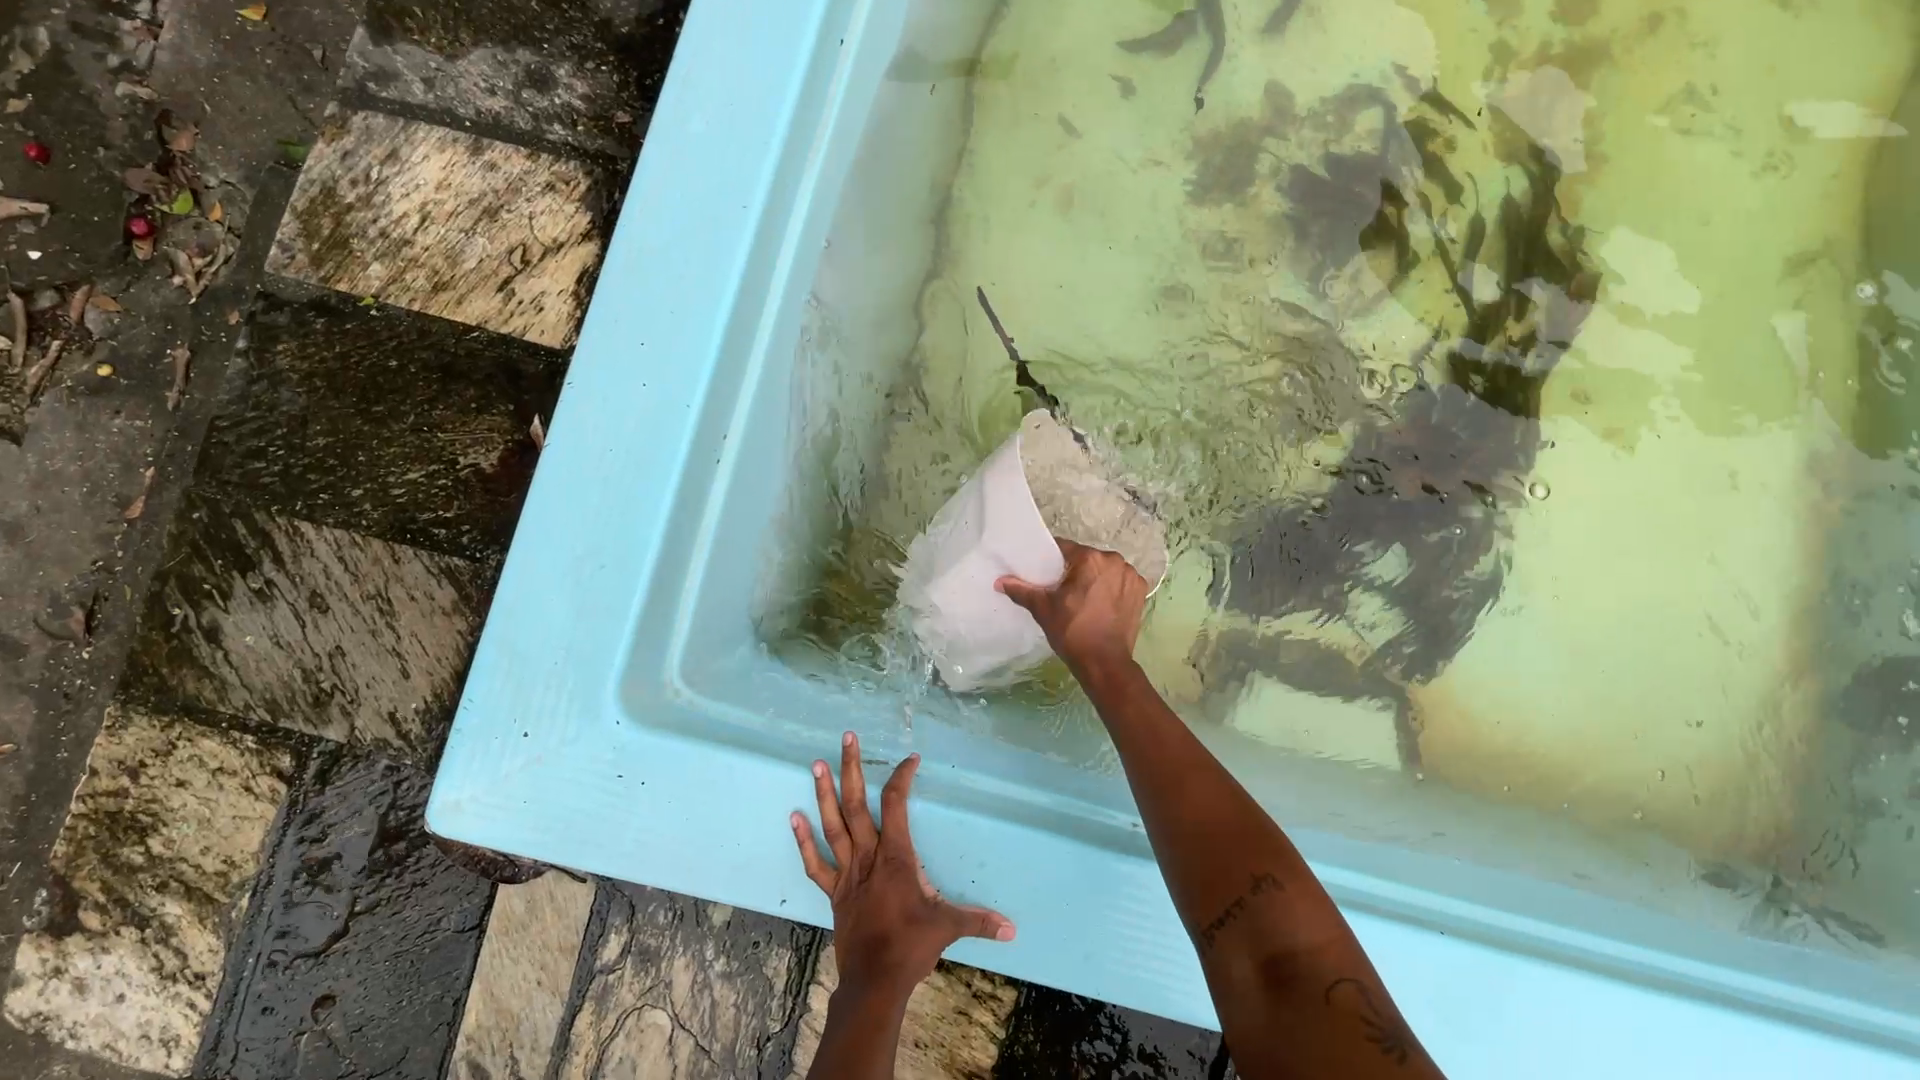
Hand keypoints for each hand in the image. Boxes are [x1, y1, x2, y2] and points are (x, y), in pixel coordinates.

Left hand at [791, 732, 1015, 1002]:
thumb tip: (1013, 929)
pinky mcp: (834, 892)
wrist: (874, 980)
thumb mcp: (949, 927)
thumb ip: (979, 921)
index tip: (910, 759)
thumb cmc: (911, 946)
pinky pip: (816, 862)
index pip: (896, 805)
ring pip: (833, 825)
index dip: (901, 778)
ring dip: (824, 793)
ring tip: (816, 763)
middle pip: (857, 804)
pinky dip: (803, 840)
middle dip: (852, 768)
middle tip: (846, 737)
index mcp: (897, 856)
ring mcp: (847, 873)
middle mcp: (869, 857)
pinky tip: (793, 816)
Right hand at [997, 537, 1149, 677]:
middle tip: (1063, 591)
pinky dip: (1112, 588)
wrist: (1104, 662)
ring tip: (1084, 599)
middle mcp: (1114, 560)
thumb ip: (1022, 590)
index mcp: (1090, 559)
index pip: (1065, 548)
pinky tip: (1103, 604)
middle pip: (1087, 558)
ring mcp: (1131, 575)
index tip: (1046, 574)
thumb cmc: (1071, 632)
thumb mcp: (1043, 609)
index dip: (1052, 560)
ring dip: (1096, 578)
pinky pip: (1120, 581)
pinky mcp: (1141, 591)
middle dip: (1075, 570)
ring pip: (1105, 569)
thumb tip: (1000, 581)